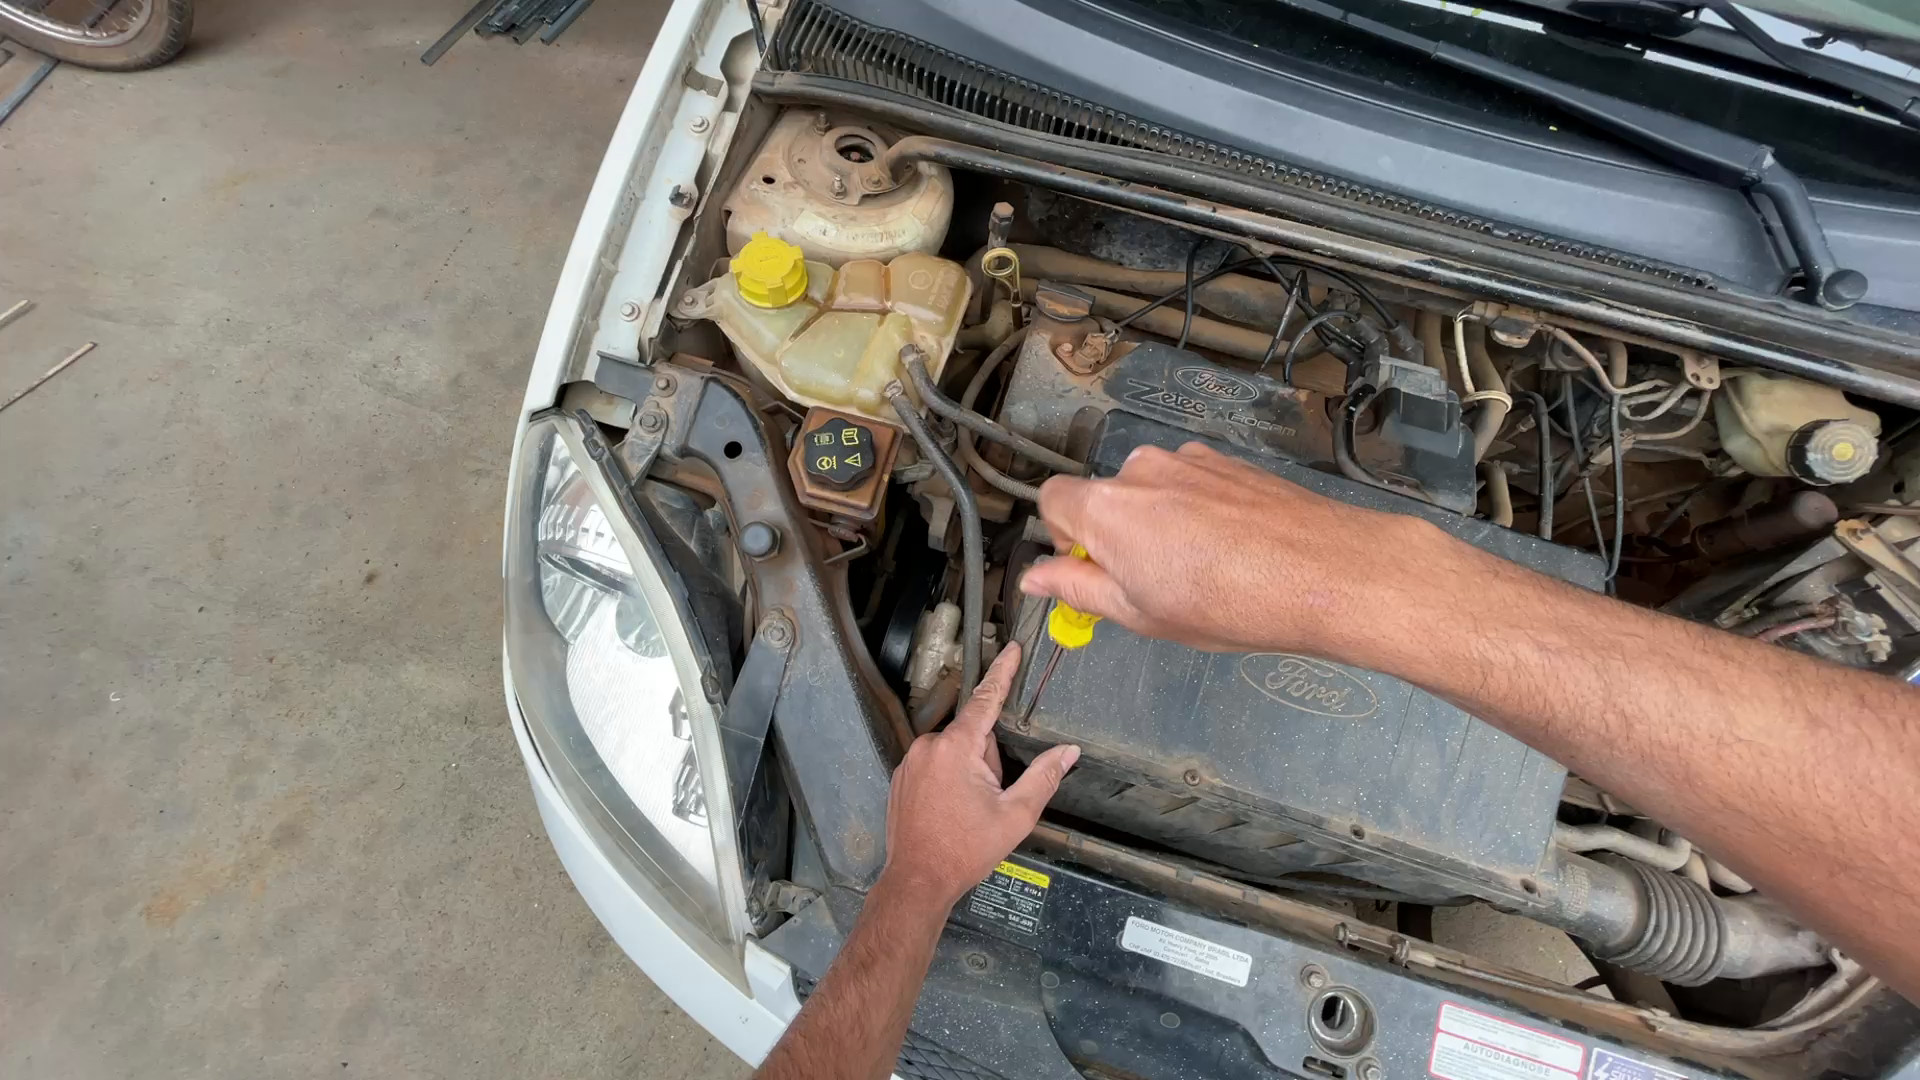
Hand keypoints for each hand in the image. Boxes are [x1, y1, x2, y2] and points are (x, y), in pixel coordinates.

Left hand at [881, 642, 1080, 909]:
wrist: (917, 881)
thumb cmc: (964, 850)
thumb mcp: (1015, 815)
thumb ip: (1043, 777)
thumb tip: (1068, 752)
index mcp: (957, 747)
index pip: (986, 699)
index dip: (1003, 672)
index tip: (1013, 649)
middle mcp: (929, 745)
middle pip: (974, 734)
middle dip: (988, 758)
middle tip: (988, 798)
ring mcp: (911, 759)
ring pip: (955, 750)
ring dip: (968, 769)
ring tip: (966, 809)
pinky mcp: (901, 774)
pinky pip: (935, 762)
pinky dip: (948, 778)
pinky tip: (950, 809)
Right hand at [1020, 441, 1451, 656]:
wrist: (1326, 570)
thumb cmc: (1223, 604)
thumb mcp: (1138, 612)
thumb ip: (1076, 587)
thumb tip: (1032, 576)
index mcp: (1106, 506)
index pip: (1050, 499)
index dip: (1064, 537)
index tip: (1096, 570)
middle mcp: (1139, 468)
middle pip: (1102, 496)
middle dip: (1114, 534)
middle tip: (1154, 580)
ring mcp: (1188, 458)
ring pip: (1148, 489)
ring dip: (1156, 521)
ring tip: (1202, 565)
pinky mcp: (1227, 459)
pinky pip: (1188, 481)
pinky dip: (1193, 508)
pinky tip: (1231, 544)